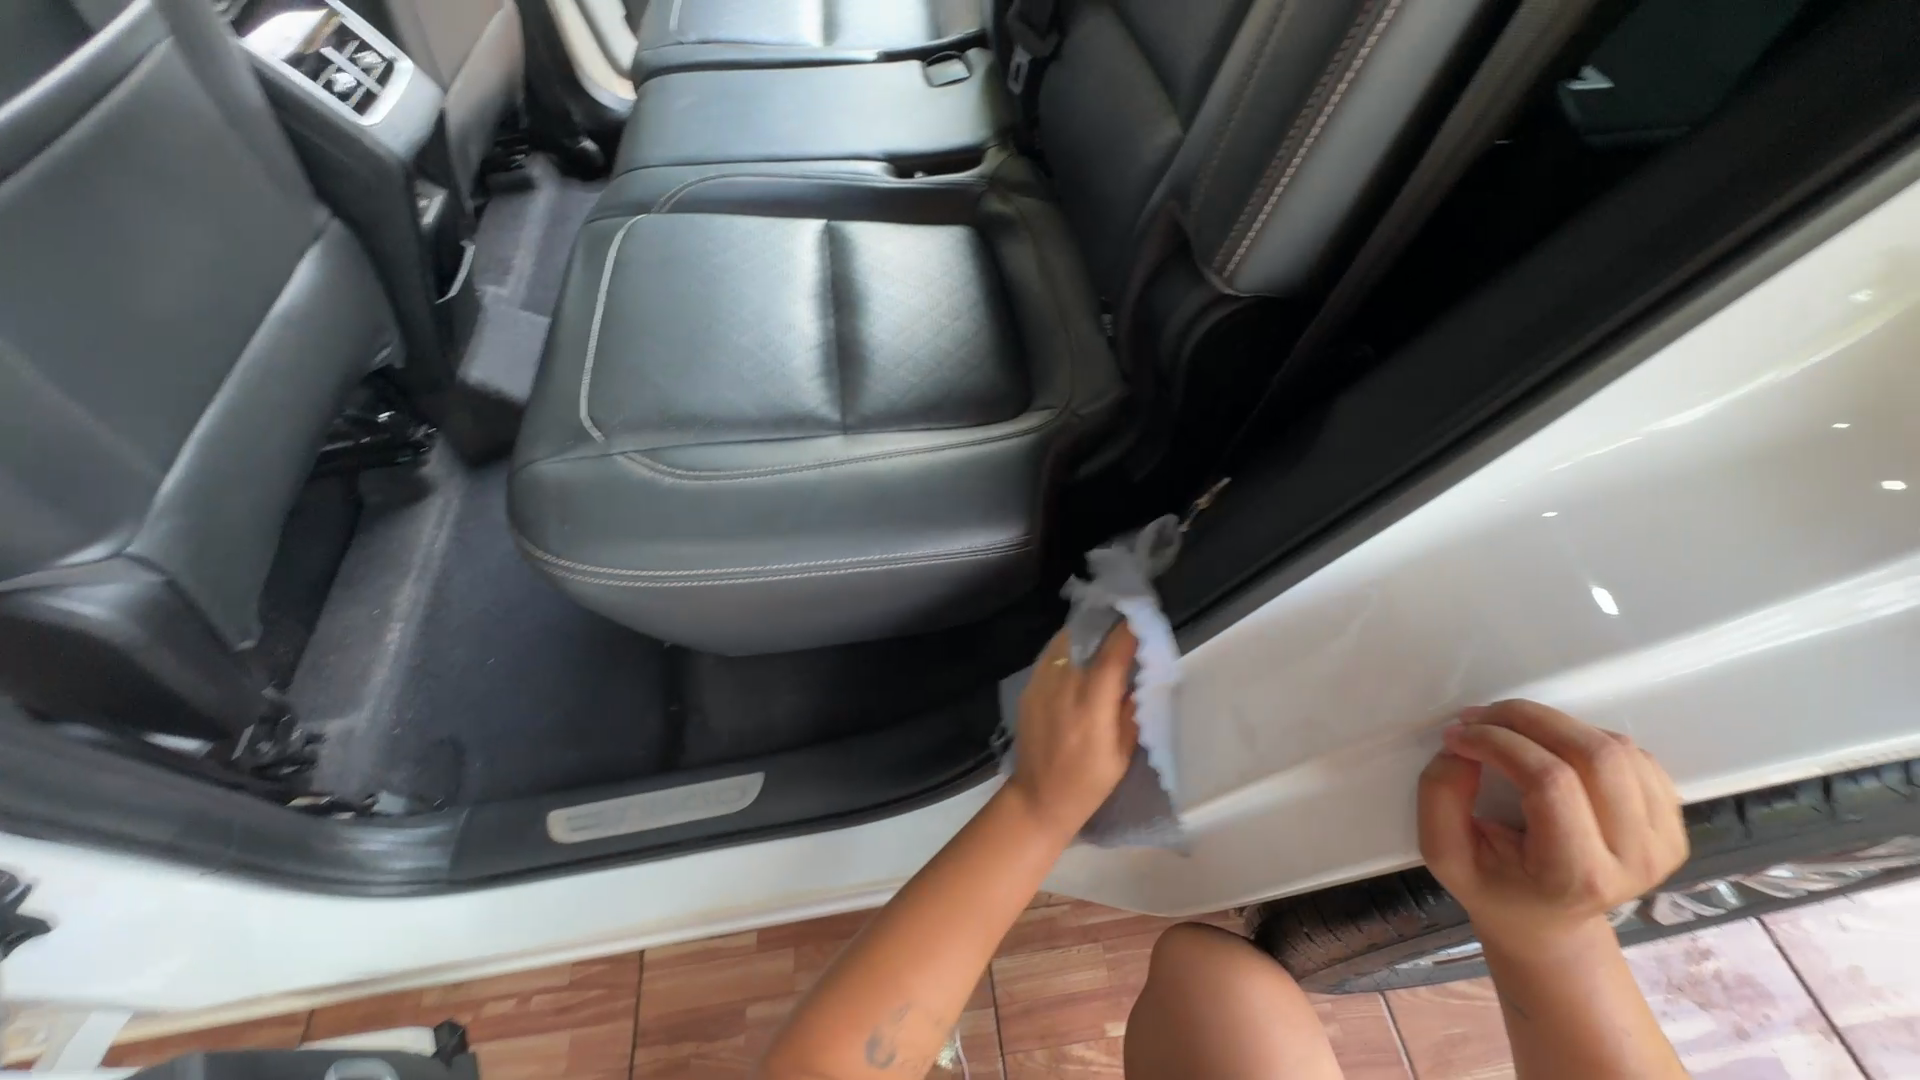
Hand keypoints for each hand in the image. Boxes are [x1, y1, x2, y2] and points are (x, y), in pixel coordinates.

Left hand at [1004, 627, 1140, 838]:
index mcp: (1091, 709)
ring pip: (1063, 643)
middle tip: (1122, 620)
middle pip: (1084, 641)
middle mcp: (1063, 690)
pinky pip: (1050, 657)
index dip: (1126, 634)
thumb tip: (1136, 681)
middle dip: (1104, 626)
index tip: (1140, 618)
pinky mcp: (1028, 690)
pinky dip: (1067, 649)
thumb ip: (1130, 714)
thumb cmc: (1087, 783)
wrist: (1037, 798)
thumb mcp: (1121, 755)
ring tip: (1101, 633)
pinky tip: (1079, 655)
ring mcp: (1041, 687)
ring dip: (1084, 634)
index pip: (1111, 657)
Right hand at [1417, 700, 1687, 952]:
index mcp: (1578, 875)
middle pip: (1595, 754)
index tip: (1456, 736)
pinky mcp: (1672, 824)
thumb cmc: (1491, 888)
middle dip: (1526, 719)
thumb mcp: (1442, 853)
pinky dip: (1583, 735)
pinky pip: (1634, 755)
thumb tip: (1463, 745)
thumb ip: (1440, 796)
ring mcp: (1663, 840)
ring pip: (1616, 747)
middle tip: (1480, 718)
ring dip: (1553, 723)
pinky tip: (1548, 747)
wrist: (1548, 924)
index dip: (1498, 743)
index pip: (1550, 780)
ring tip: (1508, 729)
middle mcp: (1635, 858)